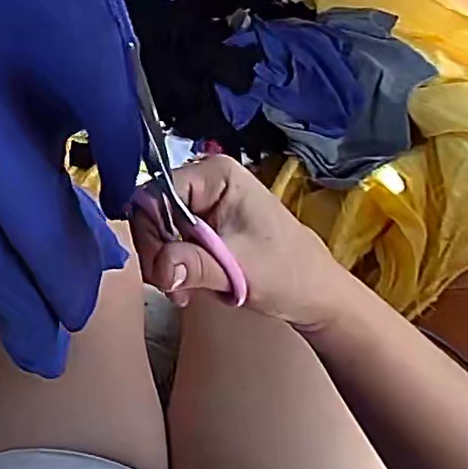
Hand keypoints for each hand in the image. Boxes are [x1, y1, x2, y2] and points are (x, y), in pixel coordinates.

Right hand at [132, 155, 360, 329]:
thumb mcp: (240, 270)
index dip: (150, 231)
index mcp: (216, 174)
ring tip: (183, 290)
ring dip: (164, 263)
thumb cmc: (290, 273)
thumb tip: (160, 268)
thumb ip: (196, 265)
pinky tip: (187, 284)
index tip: (159, 270)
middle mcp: (205, 179)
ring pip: (158, 227)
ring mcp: (204, 200)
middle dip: (157, 251)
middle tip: (170, 287)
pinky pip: (171, 238)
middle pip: (153, 209)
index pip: (156, 193)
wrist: (317, 294)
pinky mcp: (203, 222)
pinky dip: (174, 264)